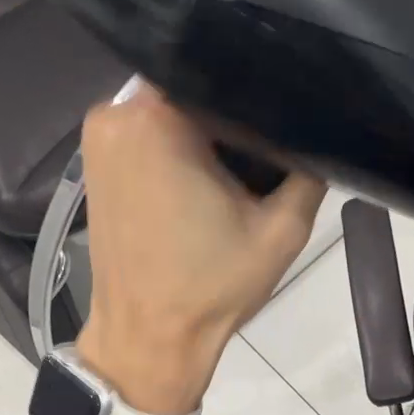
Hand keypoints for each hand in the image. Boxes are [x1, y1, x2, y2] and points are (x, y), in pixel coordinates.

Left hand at [74, 83, 326, 414]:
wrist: (150, 338)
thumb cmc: (212, 285)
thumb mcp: (283, 230)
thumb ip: (308, 174)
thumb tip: (317, 140)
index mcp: (157, 119)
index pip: (220, 75)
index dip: (260, 93)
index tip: (289, 114)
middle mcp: (116, 114)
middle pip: (192, 91)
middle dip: (232, 115)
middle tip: (273, 143)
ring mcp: (98, 138)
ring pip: (170, 112)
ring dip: (206, 133)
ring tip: (244, 162)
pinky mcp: (96, 164)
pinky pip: (148, 136)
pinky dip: (179, 149)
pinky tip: (209, 178)